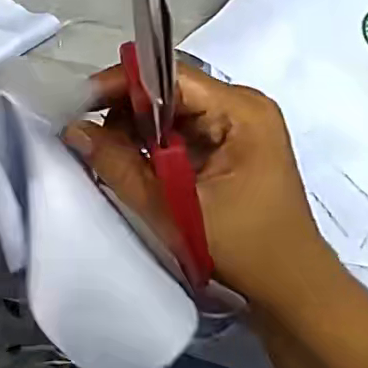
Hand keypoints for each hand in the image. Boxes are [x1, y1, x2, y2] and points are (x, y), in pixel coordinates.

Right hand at [64, 63, 341, 314]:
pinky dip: (150, 141)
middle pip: (164, 88)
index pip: (167, 76)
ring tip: (113, 157)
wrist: (294, 292)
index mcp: (240, 111)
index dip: (120, 85)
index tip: (81, 105)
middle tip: (93, 139)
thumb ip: (119, 164)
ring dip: (134, 128)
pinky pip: (177, 125)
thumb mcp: (172, 207)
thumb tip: (73, 129)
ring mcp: (236, 122)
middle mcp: (241, 106)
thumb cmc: (244, 249)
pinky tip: (135, 164)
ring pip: (166, 107)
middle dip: (124, 111)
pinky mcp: (227, 141)